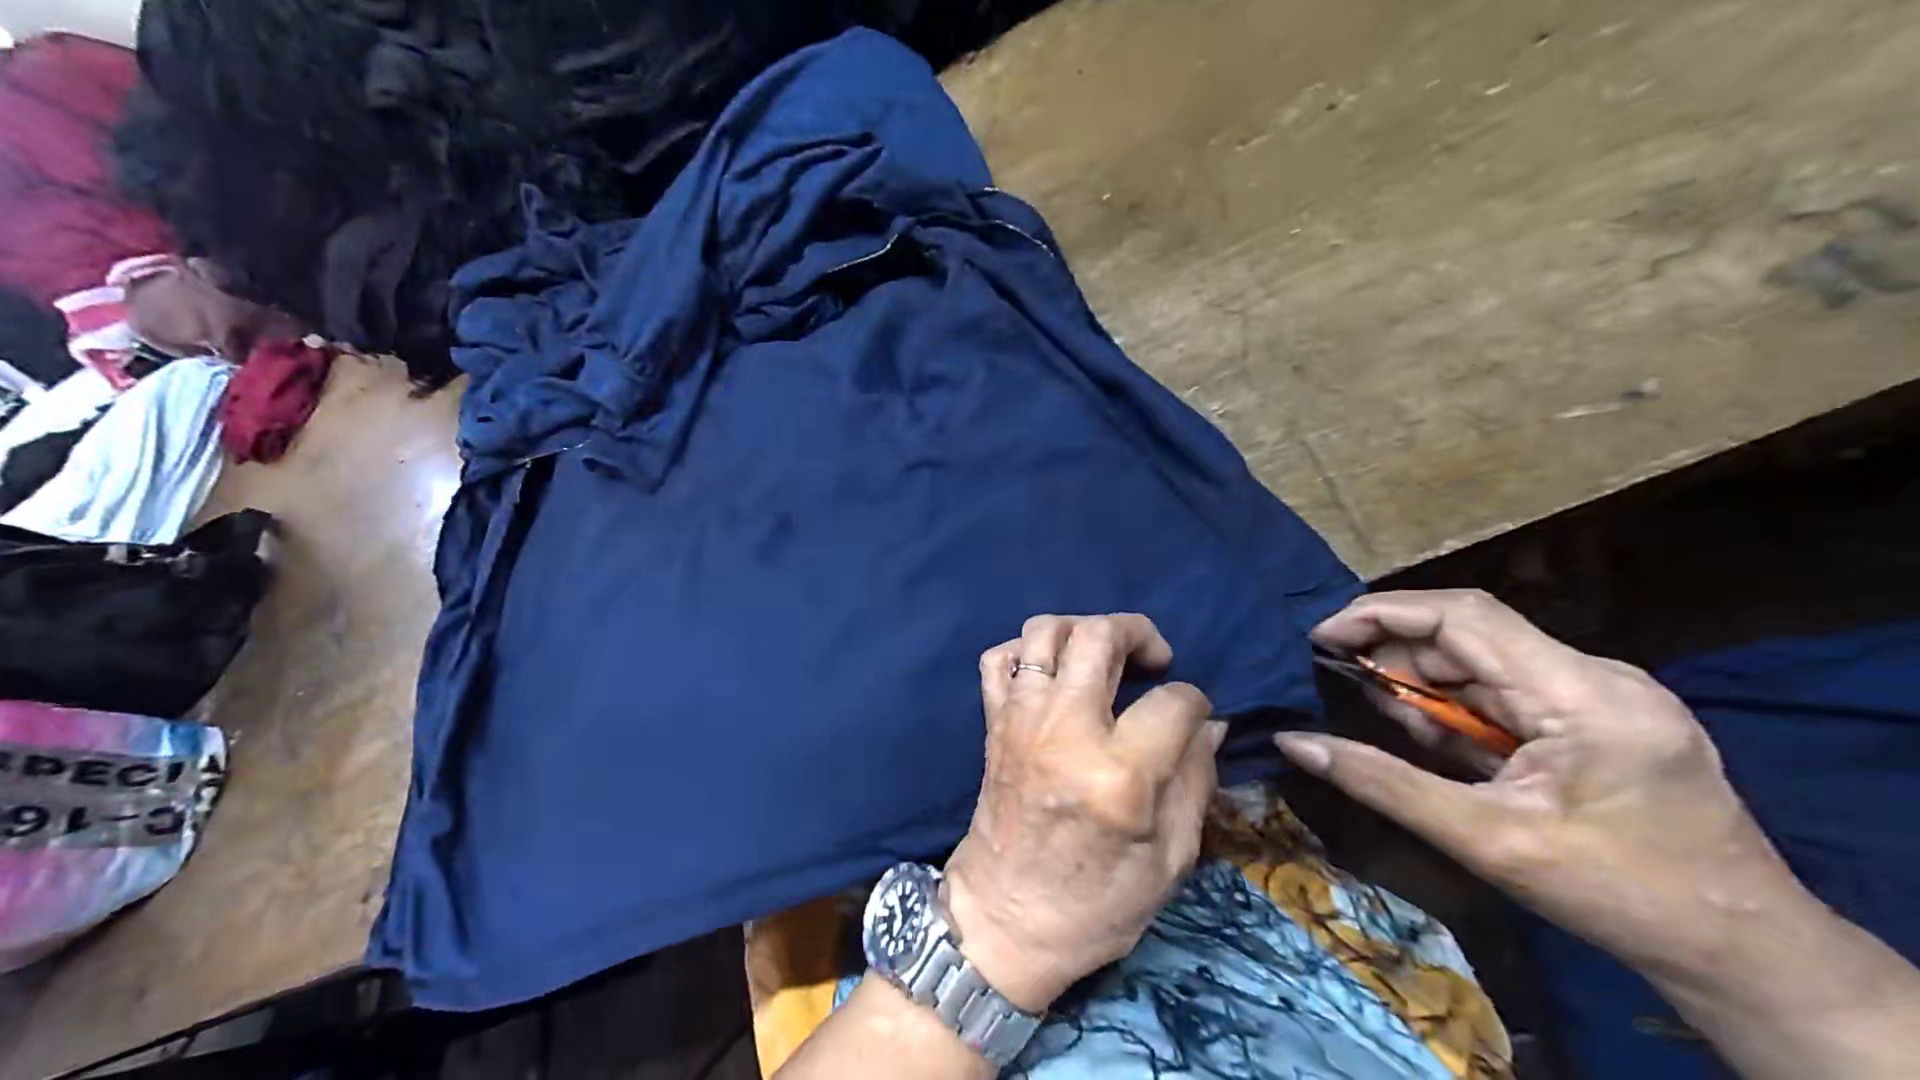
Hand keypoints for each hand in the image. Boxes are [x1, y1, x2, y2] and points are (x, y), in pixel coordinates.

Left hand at [944, 614, 1225, 1012]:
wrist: (1005, 920)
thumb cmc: (1096, 904)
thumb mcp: (1170, 860)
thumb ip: (1195, 781)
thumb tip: (1208, 722)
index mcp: (1118, 774)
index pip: (1173, 701)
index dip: (1196, 701)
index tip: (1194, 717)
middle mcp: (1065, 731)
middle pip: (1101, 637)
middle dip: (1140, 633)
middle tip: (1155, 658)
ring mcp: (1021, 721)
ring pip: (1045, 631)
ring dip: (1082, 629)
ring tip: (1104, 654)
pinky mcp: (993, 724)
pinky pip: (997, 659)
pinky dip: (1025, 651)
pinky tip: (1051, 672)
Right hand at [1275, 590, 1808, 978]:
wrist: (1748, 957)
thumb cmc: (1621, 897)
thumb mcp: (1486, 841)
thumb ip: (1381, 782)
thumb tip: (1294, 742)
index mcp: (1585, 695)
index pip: (1464, 616)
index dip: (1381, 614)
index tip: (1321, 638)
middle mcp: (1596, 677)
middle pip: (1468, 637)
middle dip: (1396, 657)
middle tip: (1340, 690)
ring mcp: (1600, 694)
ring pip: (1481, 664)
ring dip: (1423, 688)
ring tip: (1389, 727)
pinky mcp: (1596, 715)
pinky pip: (1504, 691)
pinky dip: (1456, 709)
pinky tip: (1434, 740)